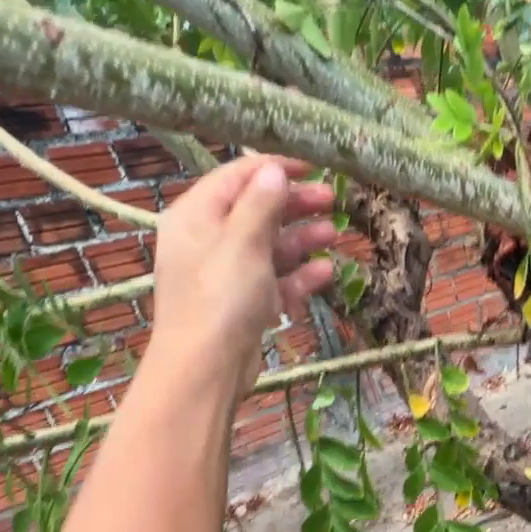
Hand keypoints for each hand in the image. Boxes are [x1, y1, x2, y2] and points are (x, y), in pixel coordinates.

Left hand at [147, 154, 340, 401]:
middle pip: (257, 211)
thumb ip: (261, 204)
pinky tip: (324, 273)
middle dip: (294, 205)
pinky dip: (299, 276)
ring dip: (302, 240)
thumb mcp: (243, 243)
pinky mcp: (245, 303)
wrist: (206, 366)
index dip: (274, 168)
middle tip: (332, 201)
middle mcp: (209, 240)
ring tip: (333, 236)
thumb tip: (274, 169)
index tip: (313, 165)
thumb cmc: (220, 298)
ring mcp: (228, 273)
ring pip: (271, 247)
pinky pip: (276, 280)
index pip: (236, 177)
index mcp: (196, 216)